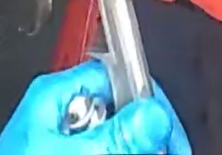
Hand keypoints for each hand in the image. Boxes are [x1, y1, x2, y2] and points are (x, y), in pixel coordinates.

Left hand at [0, 60, 191, 154]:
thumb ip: (112, 134)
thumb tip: (153, 112)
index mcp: (53, 94)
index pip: (117, 74)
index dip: (147, 100)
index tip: (167, 128)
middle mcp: (56, 112)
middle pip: (118, 107)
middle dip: (144, 130)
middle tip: (163, 148)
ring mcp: (57, 139)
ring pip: (112, 132)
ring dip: (135, 143)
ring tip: (151, 151)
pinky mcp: (56, 152)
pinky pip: (101, 146)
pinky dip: (119, 150)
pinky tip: (132, 154)